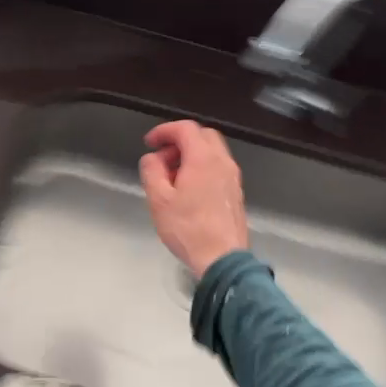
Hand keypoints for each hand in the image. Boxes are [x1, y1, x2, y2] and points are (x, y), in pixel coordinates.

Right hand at [140, 120, 248, 277]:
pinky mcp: (236, 193)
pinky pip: (218, 169)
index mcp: (203, 158)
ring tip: (172, 177)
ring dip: (191, 156)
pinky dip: (202, 168)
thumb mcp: (159, 200)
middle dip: (180, 141)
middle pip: (202, 135)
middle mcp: (223, 162)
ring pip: (212, 152)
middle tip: (162, 159)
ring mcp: (233, 177)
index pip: (185, 129)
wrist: (221, 257)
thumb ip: (152, 171)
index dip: (164, 131)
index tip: (150, 142)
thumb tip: (152, 158)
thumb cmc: (187, 229)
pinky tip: (189, 191)